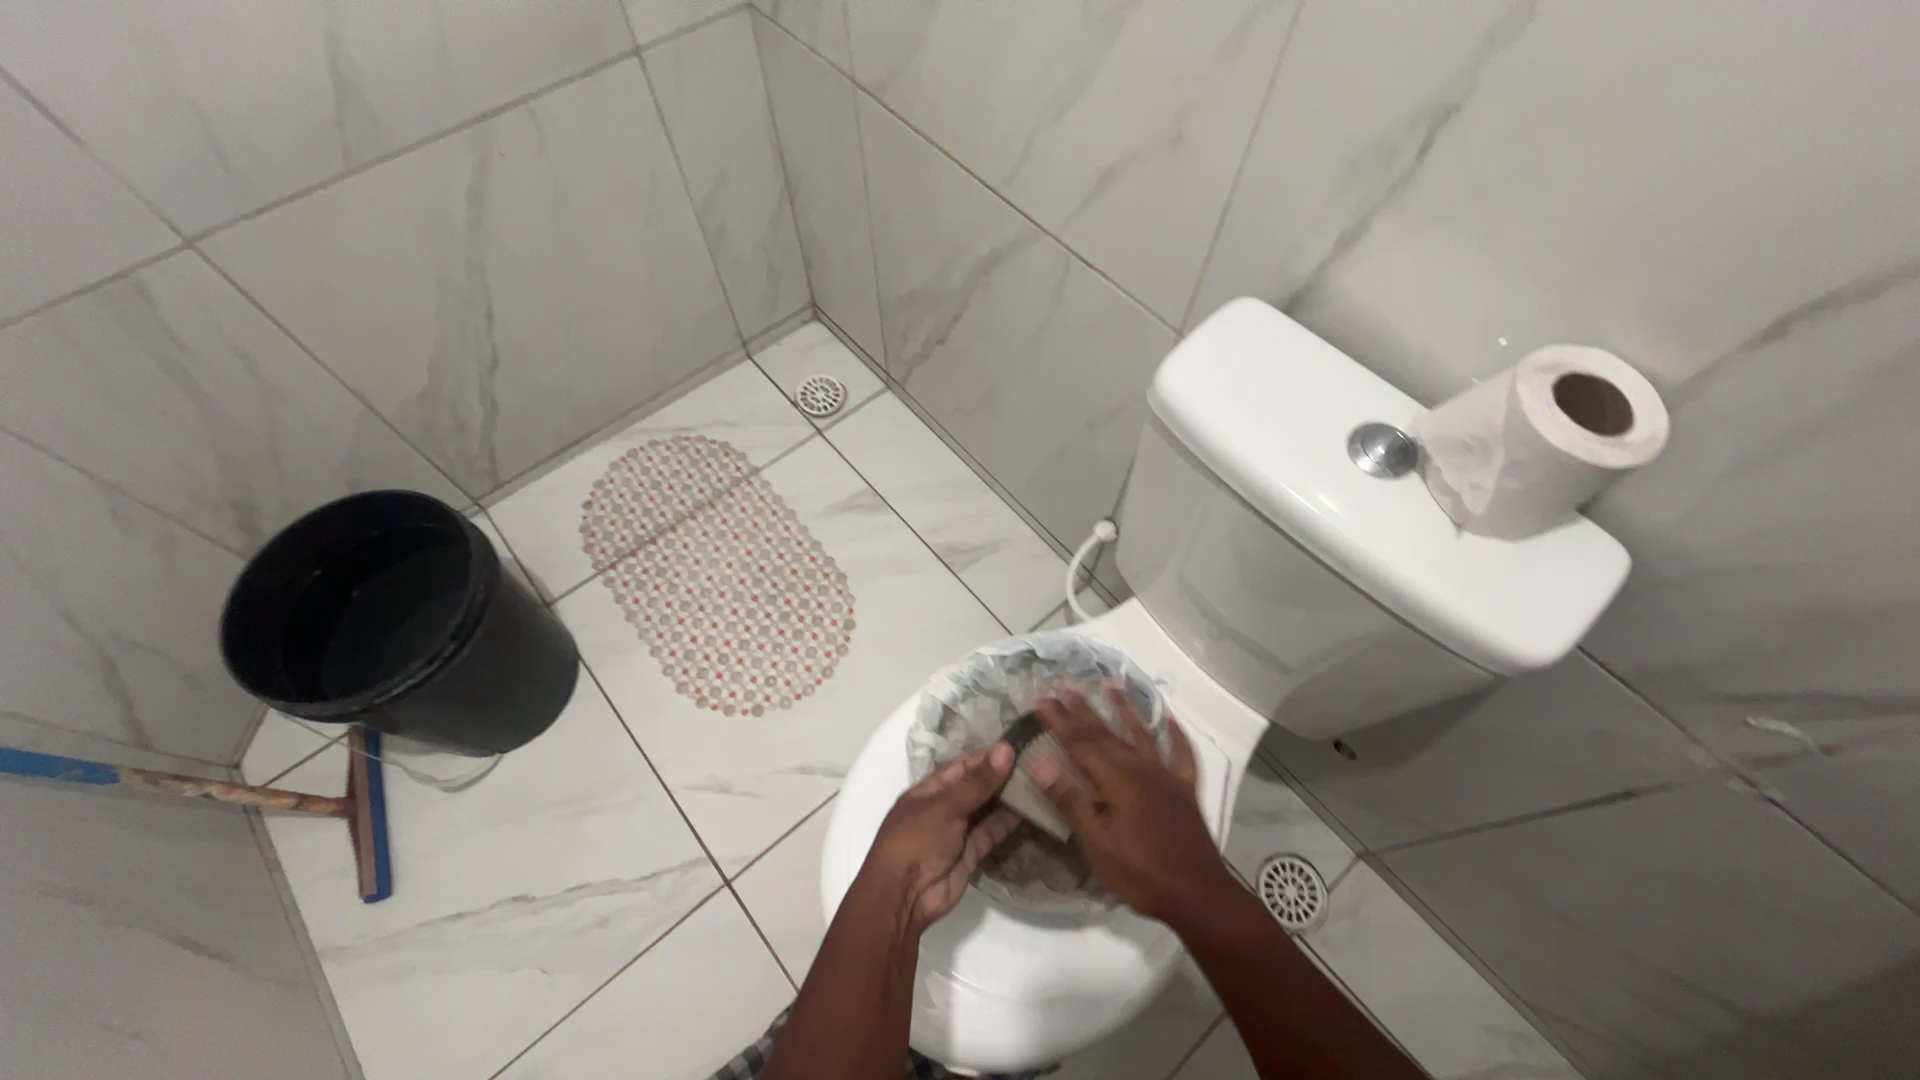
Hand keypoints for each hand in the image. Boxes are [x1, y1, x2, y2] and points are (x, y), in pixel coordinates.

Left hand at [859, 743, 1021, 932]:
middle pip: (976, 787)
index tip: (1018, 747)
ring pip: (986, 809)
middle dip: (1001, 776)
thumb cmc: (916, 841)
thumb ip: (978, 782)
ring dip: (1007, 798)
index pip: (962, 766)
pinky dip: (1008, 822)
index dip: (987, 757)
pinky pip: (991, 832)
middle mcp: (943, 807)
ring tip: (1038, 782)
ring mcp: (957, 831)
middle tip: (1036, 763)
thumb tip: (1006, 749)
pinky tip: (1030, 809)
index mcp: (929, 790)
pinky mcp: (970, 853)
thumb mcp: (945, 806)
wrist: (904, 896)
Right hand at [1031, 685, 1232, 924]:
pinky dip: (1176, 735)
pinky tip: (1170, 719)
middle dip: (1083, 708)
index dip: (1059, 719)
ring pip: (1142, 733)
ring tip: (1111, 682)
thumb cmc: (1140, 872)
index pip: (1079, 742)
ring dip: (1125, 708)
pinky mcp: (1185, 790)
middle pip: (1106, 733)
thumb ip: (1070, 800)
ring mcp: (1167, 776)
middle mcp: (1141, 768)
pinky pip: (1182, 755)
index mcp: (1115, 779)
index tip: (1041, 697)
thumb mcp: (1096, 842)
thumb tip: (1040, 763)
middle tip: (1065, 683)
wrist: (1197, 894)